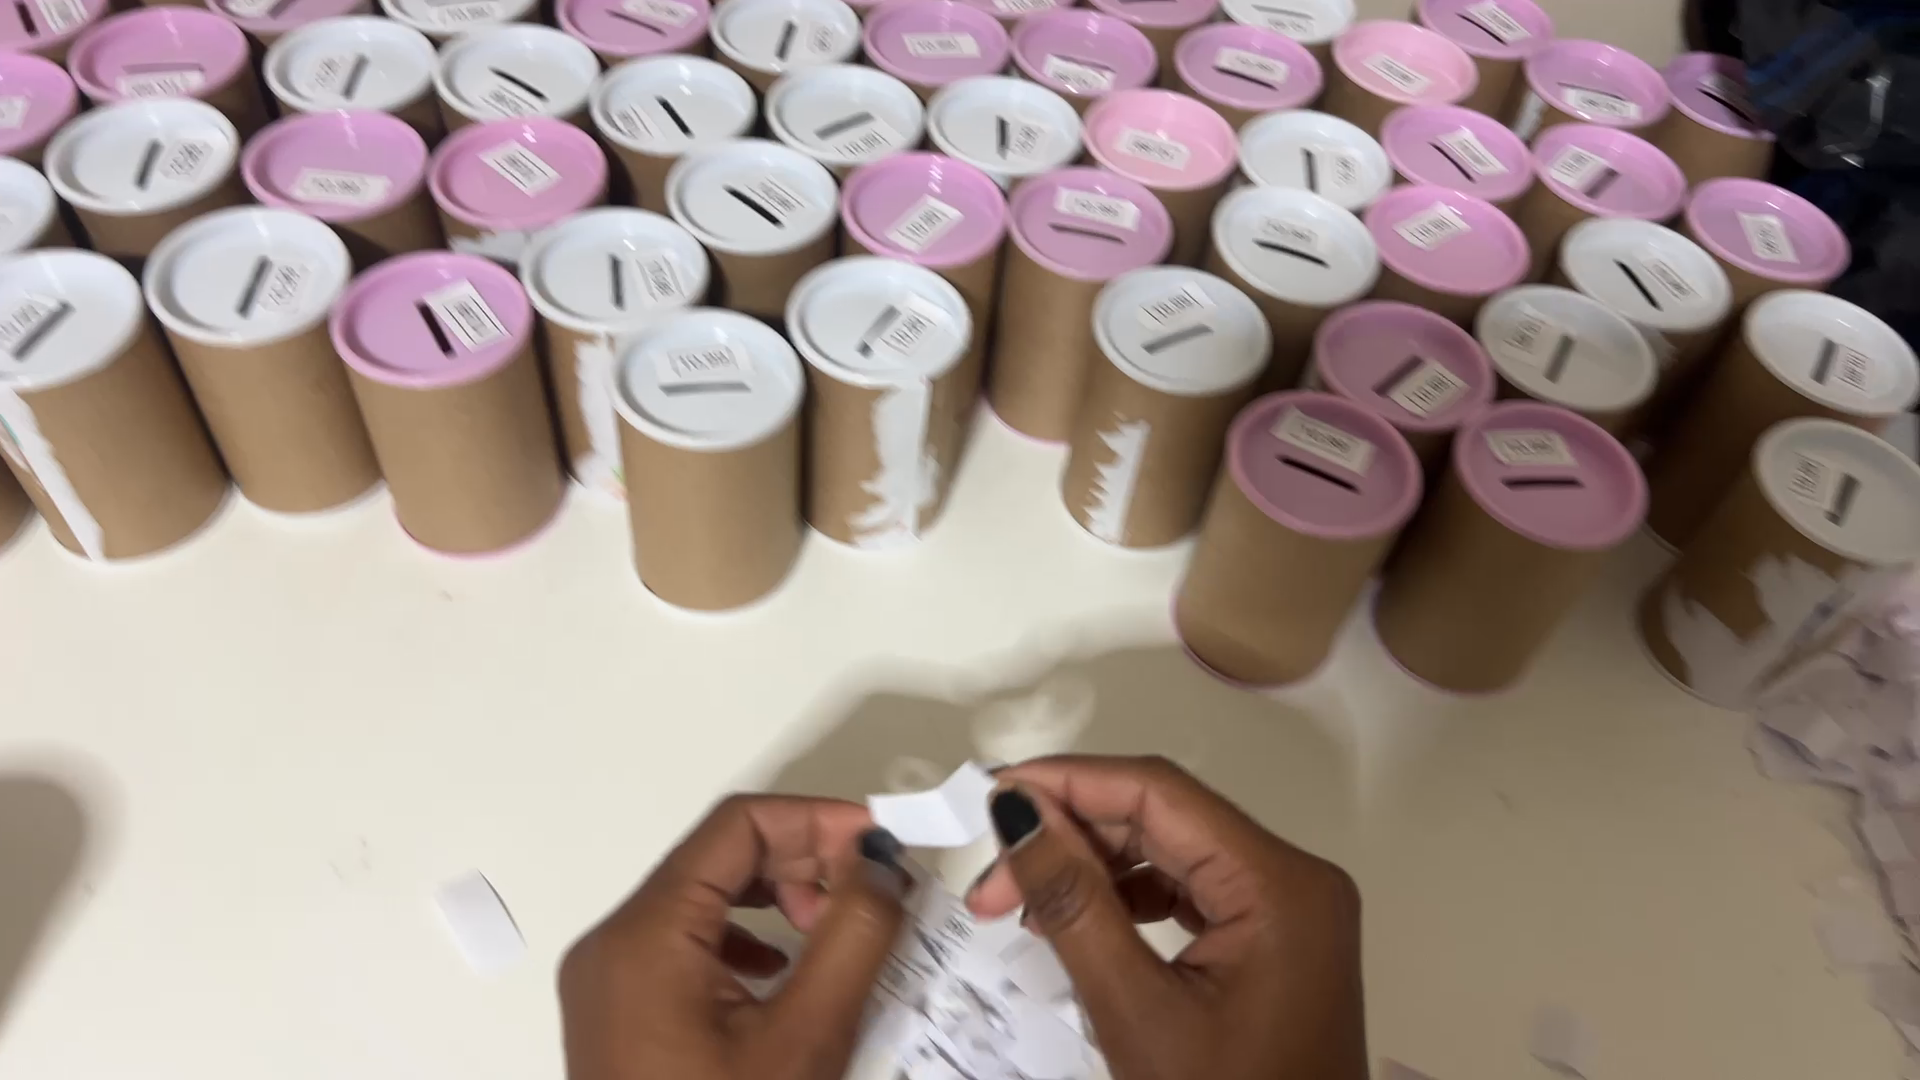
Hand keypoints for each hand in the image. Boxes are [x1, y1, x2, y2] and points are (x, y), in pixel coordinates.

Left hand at [559, 795, 910, 1079]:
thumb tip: (878, 857)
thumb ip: (853, 931)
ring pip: (713, 889)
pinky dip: (754, 928)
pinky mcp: (626, 1005)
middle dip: (806, 856)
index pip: (739, 826)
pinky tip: (786, 964)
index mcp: (646, 934)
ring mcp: (614, 974)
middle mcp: (617, 939)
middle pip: (725, 853)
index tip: (878, 840)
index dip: (817, 818)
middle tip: (870, 886)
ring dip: (784, 891)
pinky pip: (697, 933)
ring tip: (835, 926)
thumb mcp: (806, 1039)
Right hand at [966, 756, 1367, 1079]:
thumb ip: (1071, 899)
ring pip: (1162, 847)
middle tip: (995, 869)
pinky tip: (1072, 916)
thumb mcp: (1136, 1011)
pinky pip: (1179, 884)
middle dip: (1068, 834)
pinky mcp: (1263, 932)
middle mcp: (1289, 877)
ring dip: (1086, 864)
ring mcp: (1280, 904)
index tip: (999, 791)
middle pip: (1157, 817)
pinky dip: (1119, 894)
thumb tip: (1018, 811)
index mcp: (1278, 884)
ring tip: (1018, 899)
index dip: (1070, 780)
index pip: (1156, 792)